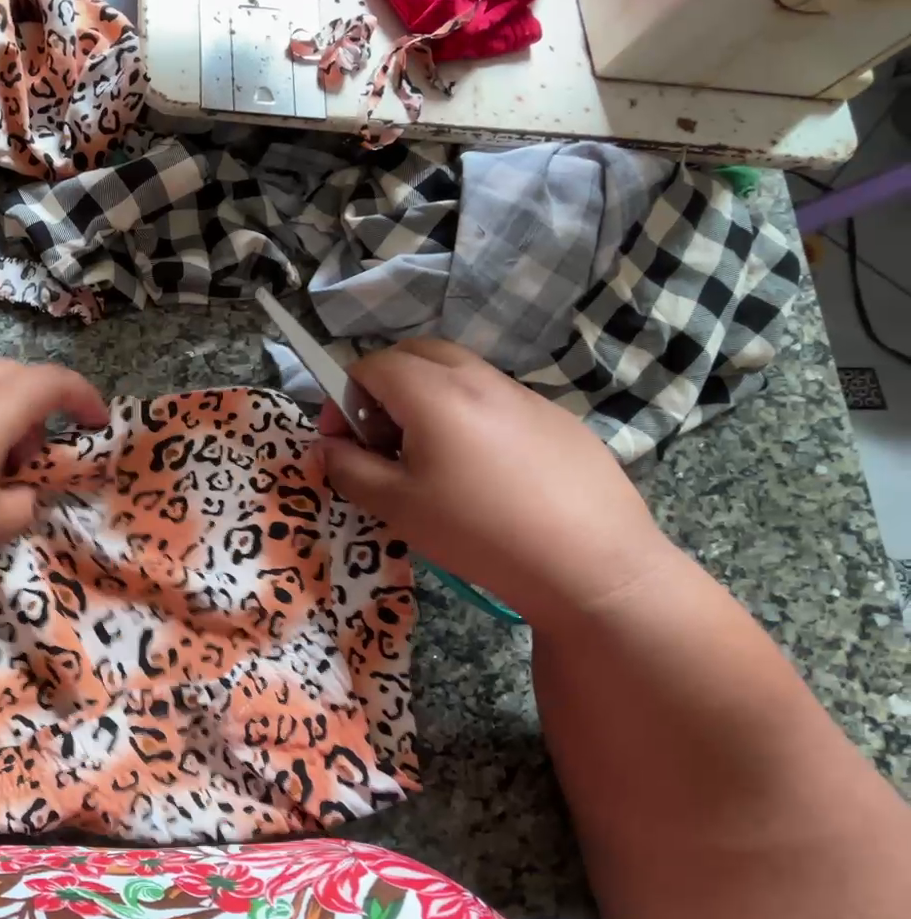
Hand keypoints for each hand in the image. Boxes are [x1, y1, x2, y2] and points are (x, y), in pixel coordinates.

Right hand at [319, 338, 680, 622]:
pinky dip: (468, 416)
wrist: (591, 565)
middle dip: (384, 385)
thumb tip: (328, 447)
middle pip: (417, 353)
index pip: (372, 365)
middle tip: (381, 437)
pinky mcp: (557, 419)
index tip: (344, 441)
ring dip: (426, 399)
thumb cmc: (477, 532)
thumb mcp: (394, 505)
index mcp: (435, 394)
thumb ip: (348, 467)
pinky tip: (482, 475)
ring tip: (429, 458)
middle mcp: (480, 380)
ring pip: (459, 373)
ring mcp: (525, 396)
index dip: (344, 397)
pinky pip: (496, 399)